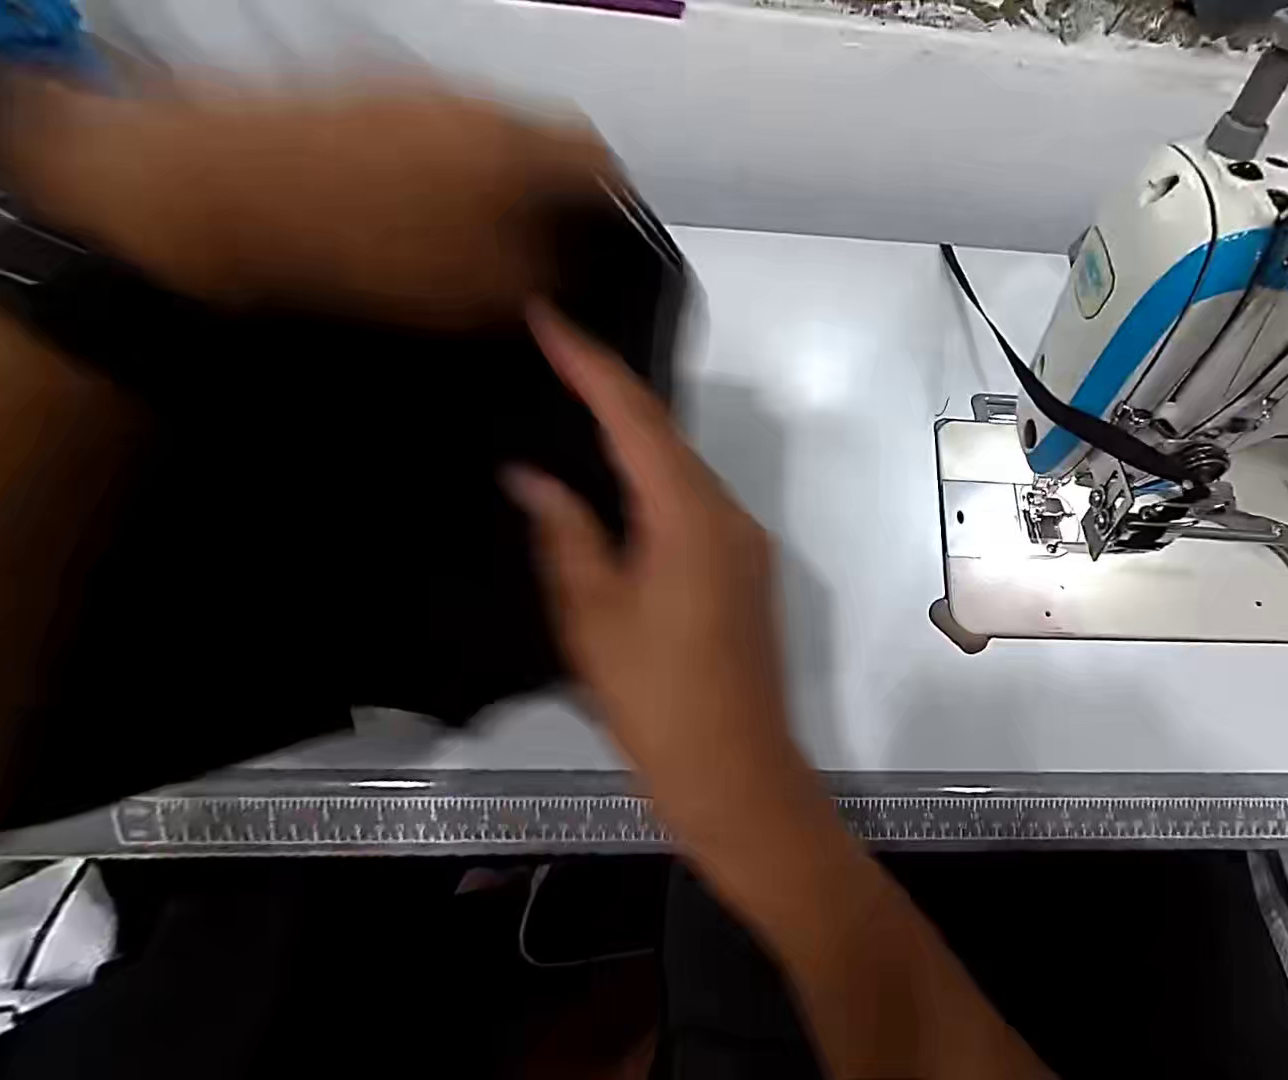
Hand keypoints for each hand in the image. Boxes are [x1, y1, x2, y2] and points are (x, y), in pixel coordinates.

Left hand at [0, 78, 614, 326]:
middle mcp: (466, 100)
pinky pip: (427, 131)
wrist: (212, 200)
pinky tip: (419, 213)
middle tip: (550, 243)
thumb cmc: (376, 254)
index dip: (617, 197)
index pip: (599, 156)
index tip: (614, 233)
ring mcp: (401, 88)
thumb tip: (575, 267)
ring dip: (497, 179)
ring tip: (481, 233)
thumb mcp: (497, 291)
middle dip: (555, 190)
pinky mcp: (347, 94)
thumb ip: (555, 277)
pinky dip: (442, 170)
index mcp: (514, 144)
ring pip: (483, 134)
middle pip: (541, 140)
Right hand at [507, 303, 816, 839]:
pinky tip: (623, 486)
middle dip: (615, 398)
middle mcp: (732, 517)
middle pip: (670, 440)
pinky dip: (662, 484)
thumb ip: (567, 535)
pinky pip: (702, 506)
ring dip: (639, 442)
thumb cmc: (657, 700)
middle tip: (556, 362)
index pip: (638, 420)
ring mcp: (750, 543)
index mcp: (692, 518)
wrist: (737, 764)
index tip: (550, 320)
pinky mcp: (753, 569)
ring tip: (576, 411)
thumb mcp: (592, 617)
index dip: (593, 365)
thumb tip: (535, 477)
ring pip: (688, 473)